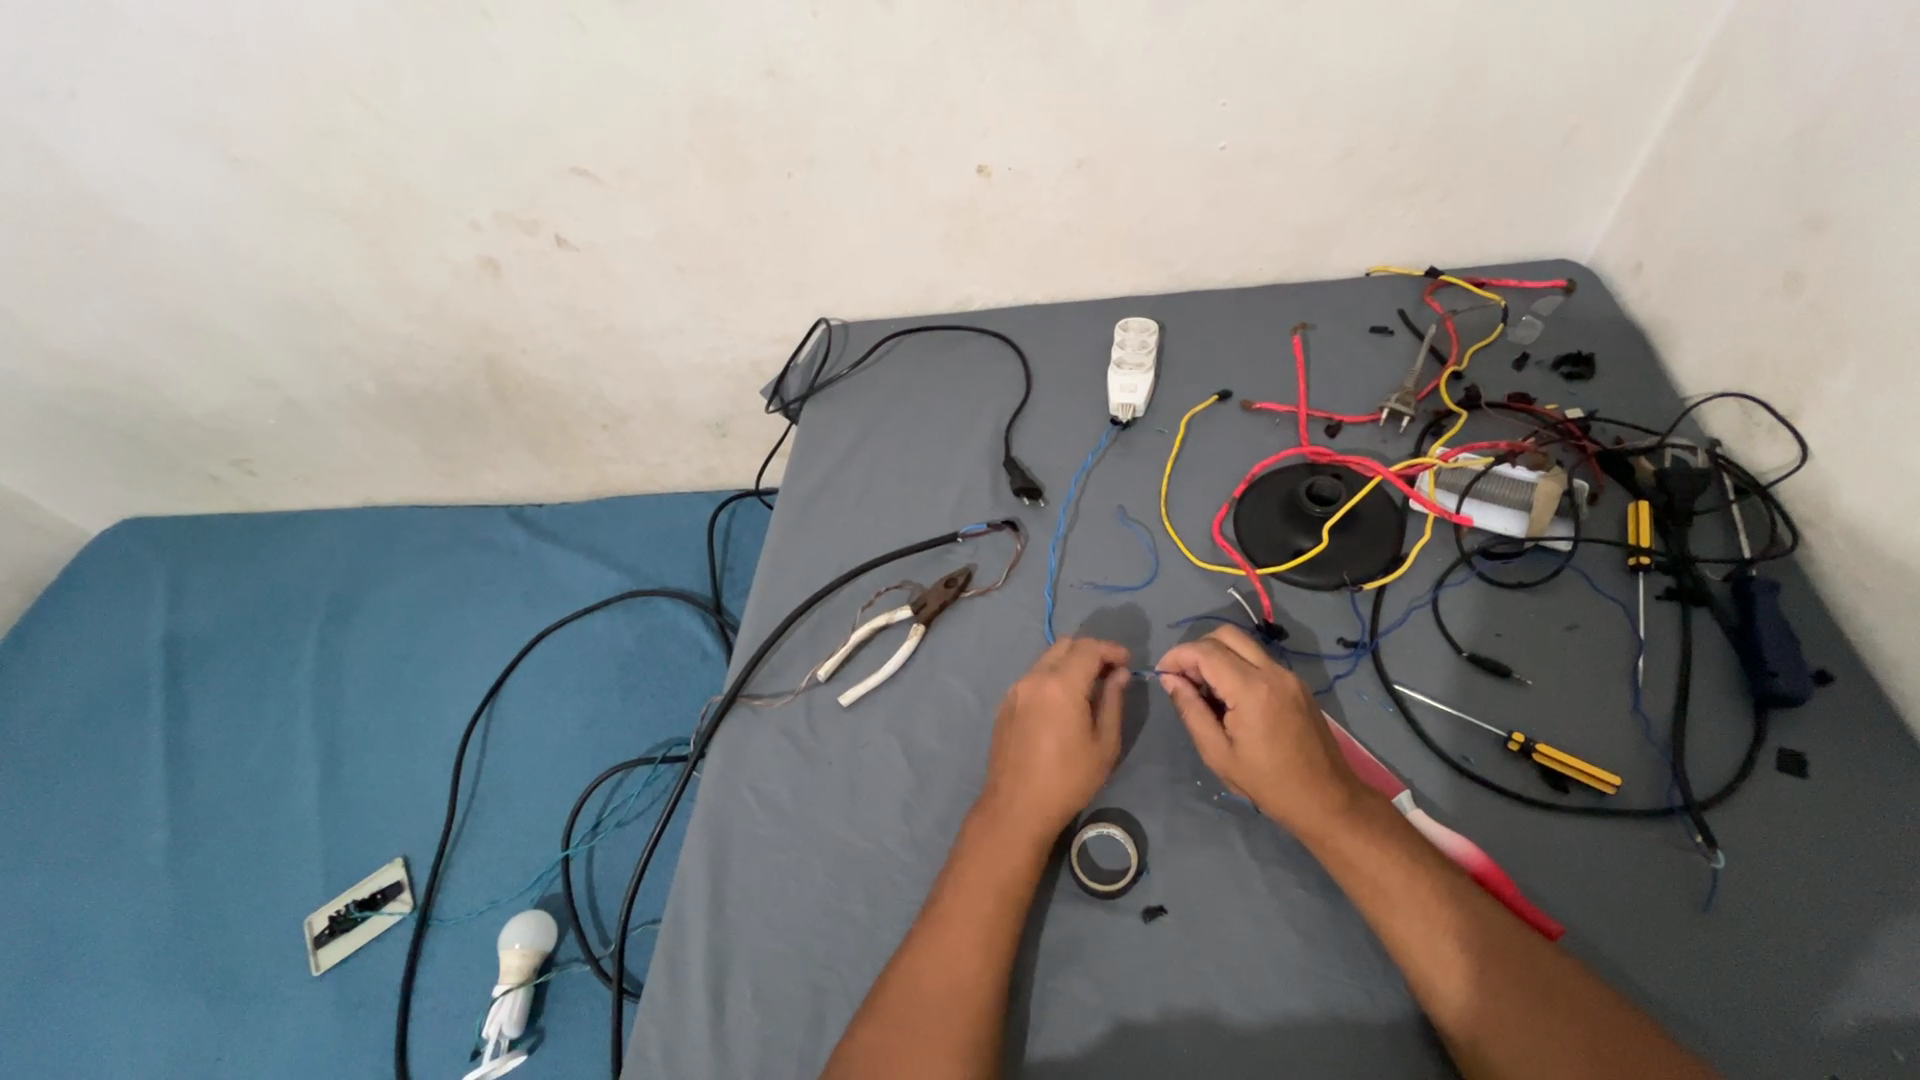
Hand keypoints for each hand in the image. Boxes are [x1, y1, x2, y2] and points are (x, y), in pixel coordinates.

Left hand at [974, 638, 1130, 841]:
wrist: (1017, 807)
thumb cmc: (1068, 779)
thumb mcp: (1104, 743)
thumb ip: (1113, 701)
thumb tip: (1119, 674)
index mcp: (1060, 685)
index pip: (1088, 648)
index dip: (1111, 649)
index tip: (1128, 662)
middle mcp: (1034, 678)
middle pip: (1065, 646)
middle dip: (1091, 651)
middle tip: (1111, 672)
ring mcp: (1016, 690)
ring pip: (1046, 659)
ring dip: (1070, 663)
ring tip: (1090, 687)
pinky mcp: (1006, 704)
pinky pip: (1033, 677)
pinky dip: (1053, 676)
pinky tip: (1065, 702)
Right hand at [1157, 626, 1364, 835]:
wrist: (1327, 800)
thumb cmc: (1268, 783)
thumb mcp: (1217, 753)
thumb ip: (1190, 710)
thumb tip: (1170, 680)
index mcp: (1252, 690)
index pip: (1205, 651)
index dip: (1177, 656)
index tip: (1162, 674)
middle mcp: (1273, 672)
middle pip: (1226, 634)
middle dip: (1197, 649)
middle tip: (1184, 678)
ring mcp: (1290, 676)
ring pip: (1244, 644)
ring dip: (1218, 655)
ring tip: (1205, 689)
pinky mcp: (1298, 685)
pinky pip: (1260, 660)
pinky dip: (1237, 665)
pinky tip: (1231, 697)